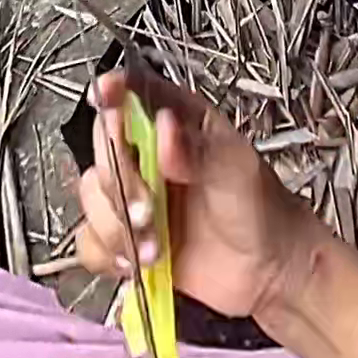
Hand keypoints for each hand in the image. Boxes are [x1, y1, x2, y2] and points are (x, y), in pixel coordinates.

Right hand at [75, 69, 326, 320]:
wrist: (267, 269)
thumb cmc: (258, 203)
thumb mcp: (235, 168)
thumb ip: (199, 150)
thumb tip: (164, 128)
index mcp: (176, 118)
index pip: (136, 90)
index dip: (114, 88)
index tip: (104, 96)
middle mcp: (148, 149)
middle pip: (105, 142)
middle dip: (120, 180)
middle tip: (148, 207)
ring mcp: (135, 191)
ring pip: (93, 192)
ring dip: (116, 223)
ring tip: (154, 244)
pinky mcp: (126, 232)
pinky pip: (90, 236)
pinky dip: (106, 252)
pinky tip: (139, 260)